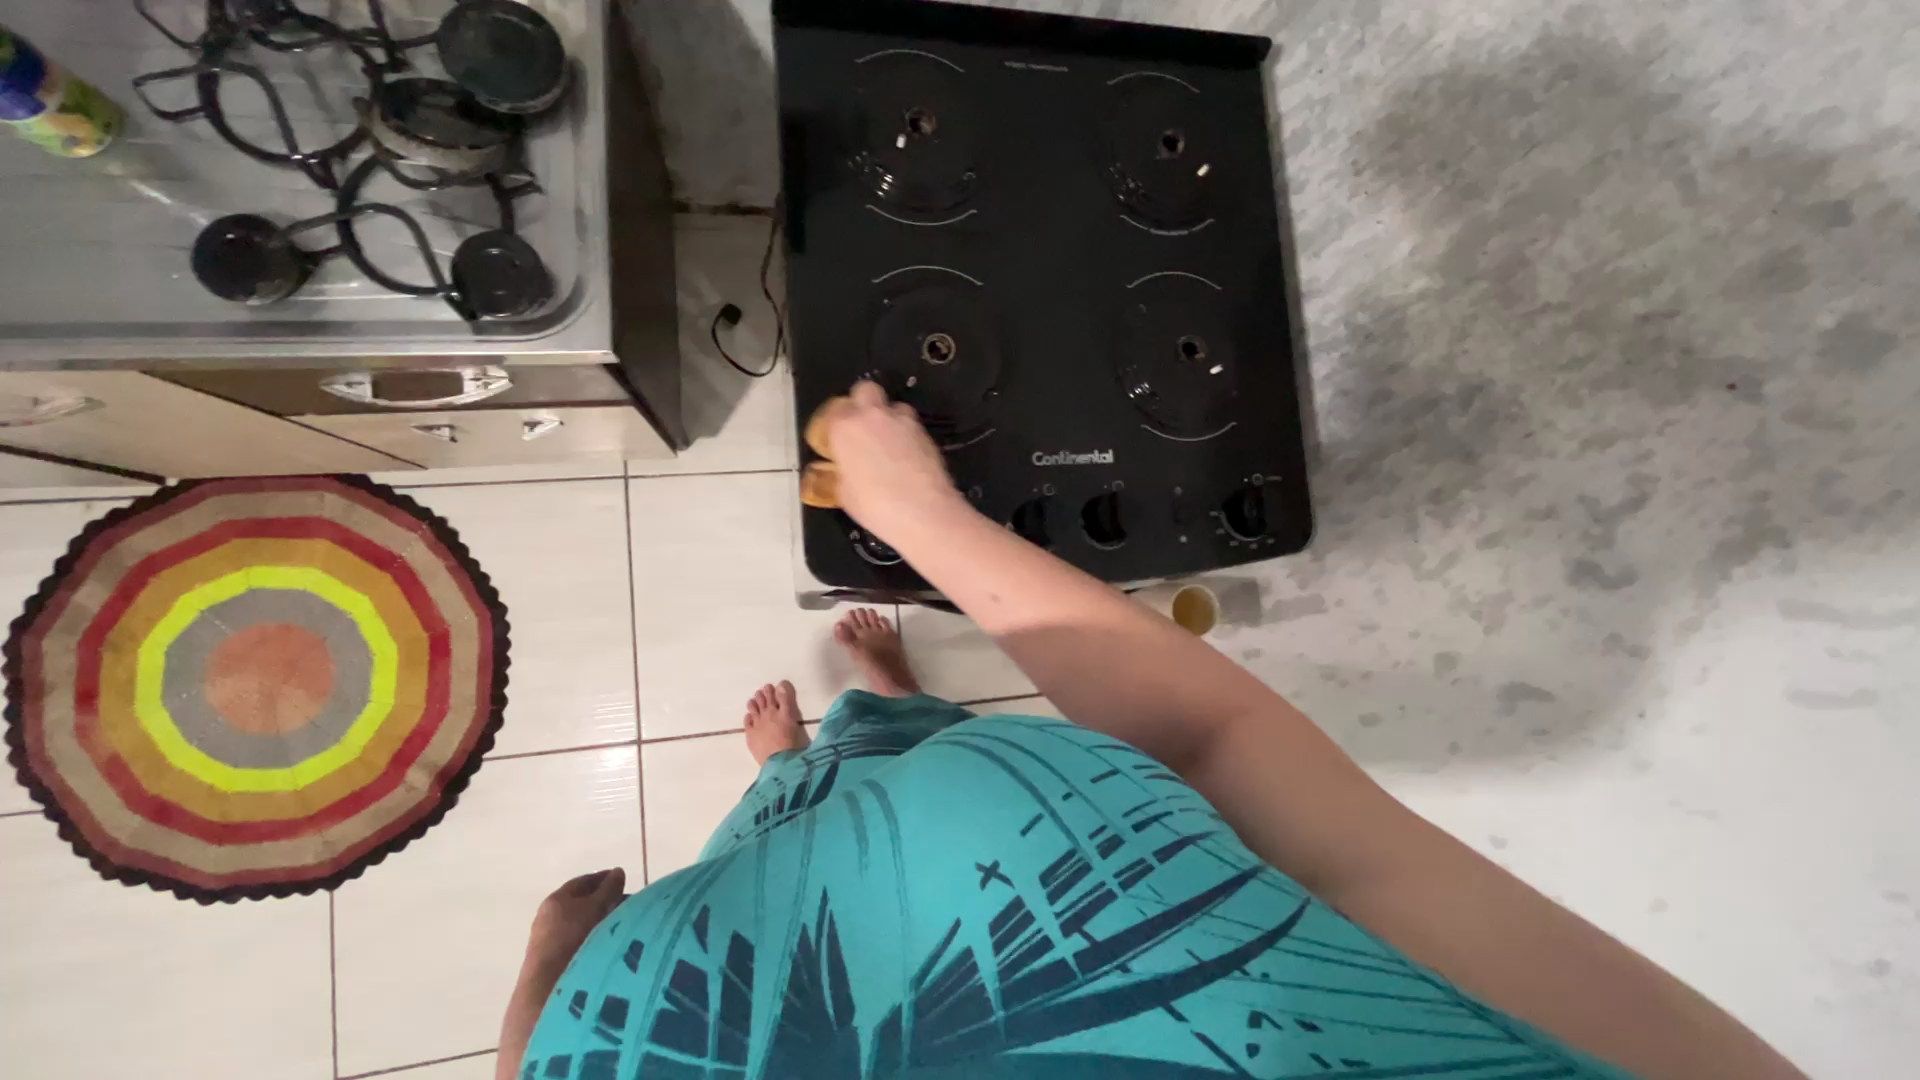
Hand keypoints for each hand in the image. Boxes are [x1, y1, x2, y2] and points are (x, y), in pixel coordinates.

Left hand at [524, 868, 625, 974]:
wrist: (548, 985)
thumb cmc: (574, 936)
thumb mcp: (597, 906)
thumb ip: (609, 888)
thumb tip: (618, 871)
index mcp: (556, 899)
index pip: (582, 882)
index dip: (604, 879)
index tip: (623, 881)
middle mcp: (547, 917)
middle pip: (580, 903)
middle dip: (604, 901)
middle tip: (627, 905)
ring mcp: (547, 940)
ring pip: (578, 923)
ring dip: (599, 921)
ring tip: (620, 926)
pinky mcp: (549, 961)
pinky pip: (575, 940)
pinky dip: (591, 937)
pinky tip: (604, 943)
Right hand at [819, 380, 967, 538]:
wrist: (923, 512)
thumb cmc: (875, 506)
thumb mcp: (844, 493)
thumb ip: (842, 472)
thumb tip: (845, 470)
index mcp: (845, 427)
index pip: (833, 411)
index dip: (834, 424)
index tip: (835, 440)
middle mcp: (873, 416)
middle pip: (865, 390)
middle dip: (862, 403)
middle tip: (861, 428)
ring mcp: (903, 422)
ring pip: (893, 406)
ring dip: (889, 418)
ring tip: (888, 443)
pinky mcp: (926, 433)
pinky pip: (912, 426)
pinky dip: (906, 435)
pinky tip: (906, 458)